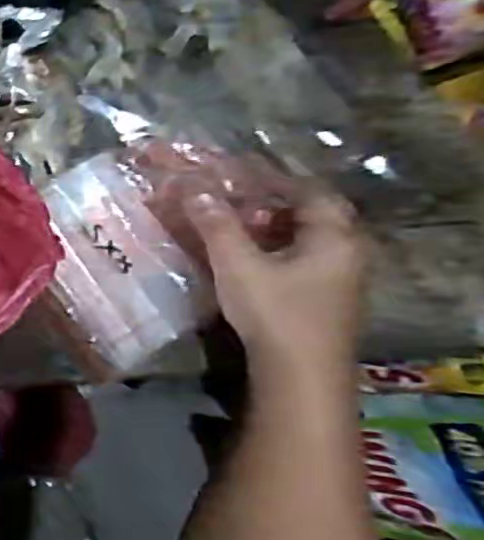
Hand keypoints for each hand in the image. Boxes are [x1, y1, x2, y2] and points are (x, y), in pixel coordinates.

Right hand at [184, 185, 367, 370]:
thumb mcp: (238, 265)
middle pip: (307, 214)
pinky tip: (237, 252)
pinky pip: (294, 255)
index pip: (310, 193)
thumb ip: (217, 226)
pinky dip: (266, 245)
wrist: (299, 366)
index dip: (274, 179)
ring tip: (222, 221)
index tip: (234, 173)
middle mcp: (344, 251)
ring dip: (263, 225)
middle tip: (223, 196)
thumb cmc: (275, 309)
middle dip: (265, 202)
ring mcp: (335, 274)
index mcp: (334, 237)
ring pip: (299, 236)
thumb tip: (195, 190)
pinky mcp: (319, 292)